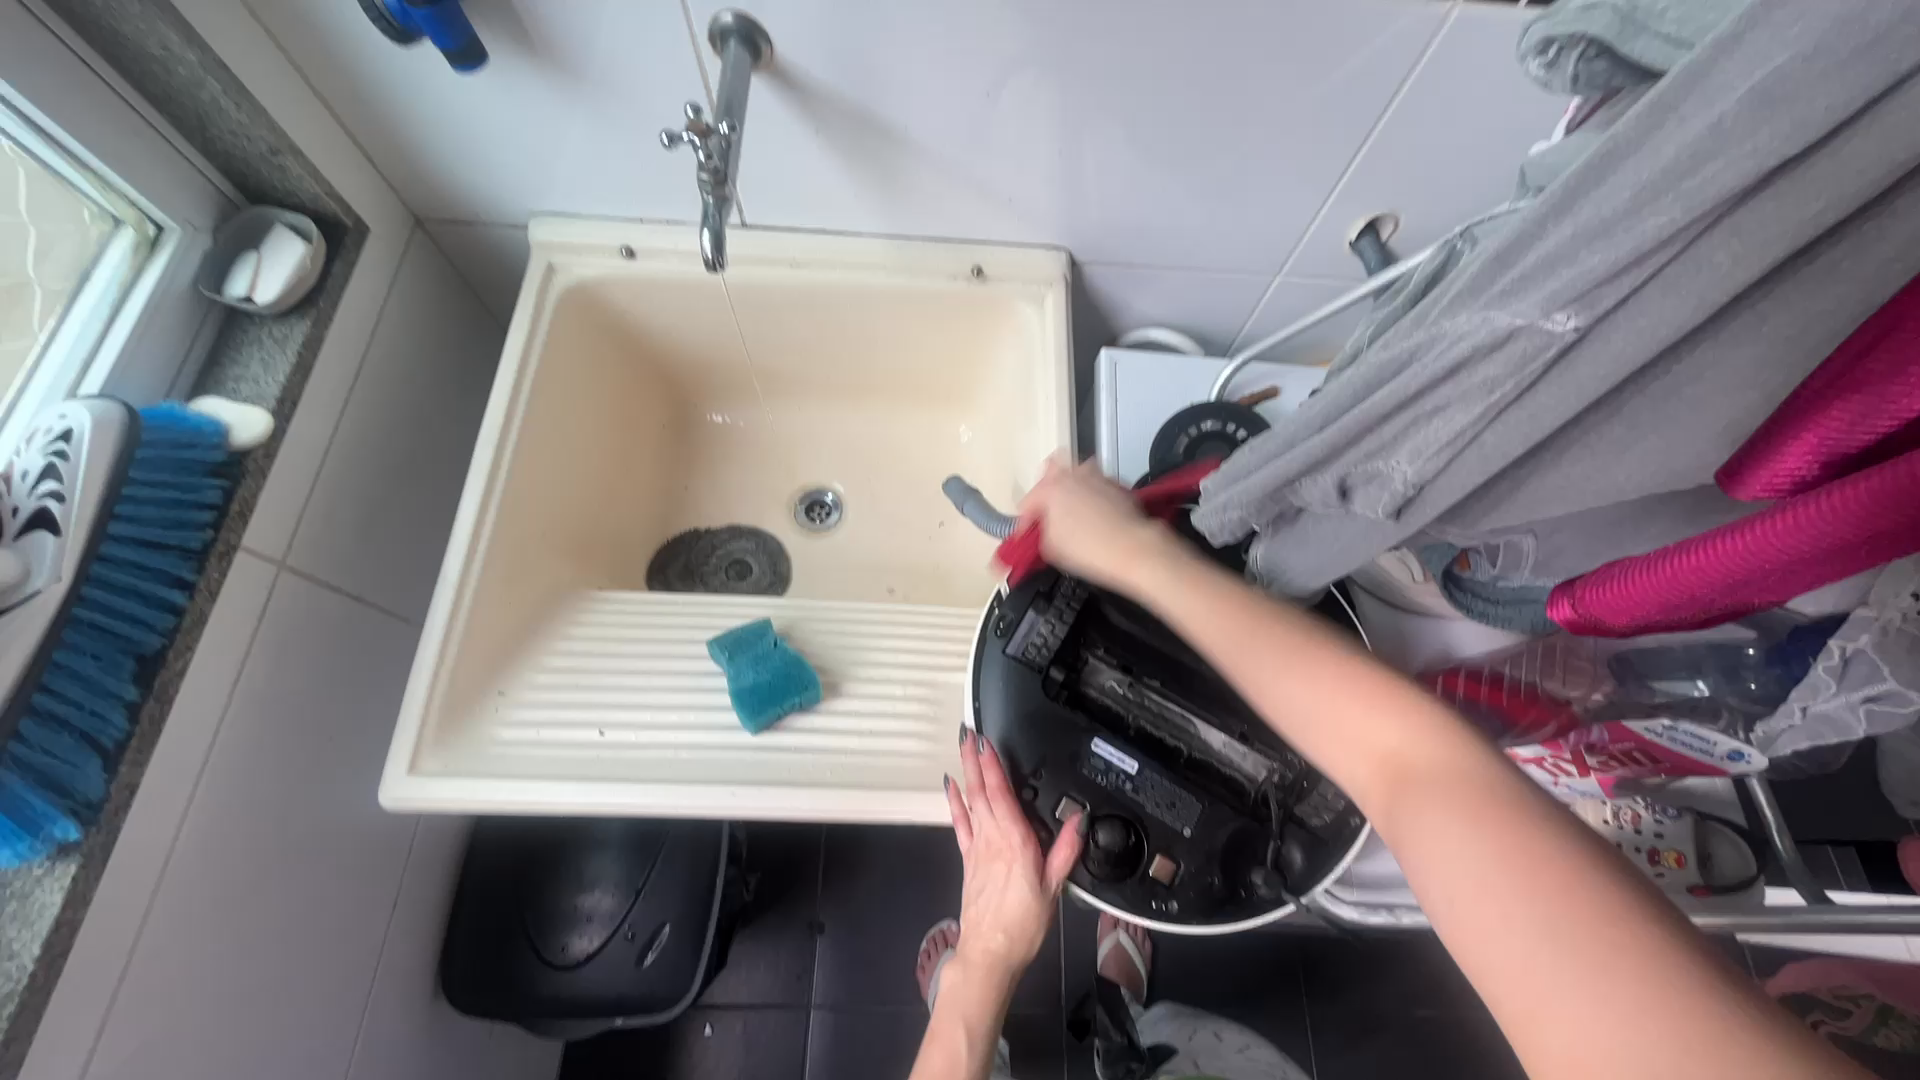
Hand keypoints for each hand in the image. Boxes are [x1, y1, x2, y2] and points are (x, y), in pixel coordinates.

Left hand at [943, 730, 1082, 986]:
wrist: (989, 953)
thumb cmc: (1023, 925)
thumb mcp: (1053, 889)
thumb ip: (1065, 851)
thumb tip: (1079, 820)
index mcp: (1016, 842)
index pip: (1002, 794)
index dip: (993, 765)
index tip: (987, 741)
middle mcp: (992, 838)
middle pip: (982, 791)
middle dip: (974, 760)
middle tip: (969, 732)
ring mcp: (977, 846)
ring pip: (971, 801)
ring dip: (965, 772)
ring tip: (961, 748)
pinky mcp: (968, 858)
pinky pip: (960, 822)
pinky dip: (955, 802)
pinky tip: (950, 786)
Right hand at [1015, 456, 1172, 590]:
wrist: (1132, 548)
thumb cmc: (1091, 548)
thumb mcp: (1050, 548)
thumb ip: (1040, 534)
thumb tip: (1042, 533)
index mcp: (1050, 489)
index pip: (1027, 503)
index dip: (1023, 522)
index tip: (1025, 535)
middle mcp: (1072, 476)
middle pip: (1051, 469)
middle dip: (1045, 487)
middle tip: (1045, 508)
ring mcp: (1097, 477)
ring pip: (1076, 471)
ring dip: (1069, 484)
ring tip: (1069, 506)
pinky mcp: (1116, 486)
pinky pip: (1097, 483)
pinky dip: (1091, 493)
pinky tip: (1093, 513)